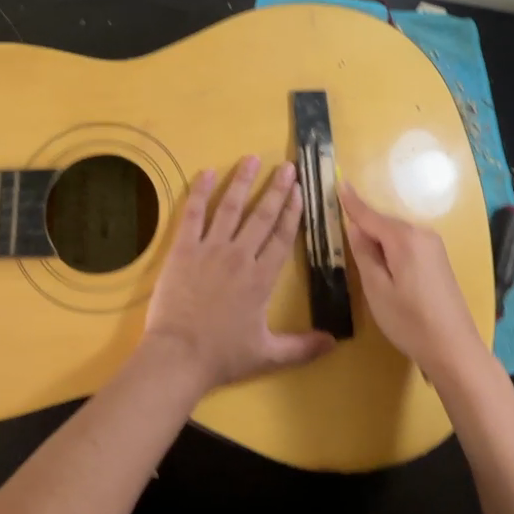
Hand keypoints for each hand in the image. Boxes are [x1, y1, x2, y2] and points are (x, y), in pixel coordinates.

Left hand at [141, 156, 336, 392]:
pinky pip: (193, 215)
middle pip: (261, 216)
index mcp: (261, 279)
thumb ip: (301, 347)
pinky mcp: (183, 250)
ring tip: (252, 158)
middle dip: (276, 189)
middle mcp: (239, 256)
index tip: (300, 191)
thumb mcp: (267, 355)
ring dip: (242, 181)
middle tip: (287, 166)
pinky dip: (200, 193)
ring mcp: (210, 249)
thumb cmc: (222, 355)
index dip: (292, 212)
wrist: (179, 355)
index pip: (281, 238)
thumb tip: (334, 342)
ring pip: (230, 208)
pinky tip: (206, 173)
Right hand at [340, 183, 484, 377]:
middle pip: (383, 224)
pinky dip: (392, 250)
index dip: (351, 201)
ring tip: (364, 263)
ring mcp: (434, 246)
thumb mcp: (376, 289)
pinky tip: (387, 271)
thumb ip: (363, 253)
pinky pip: (407, 244)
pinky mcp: (439, 260)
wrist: (455, 350)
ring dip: (379, 242)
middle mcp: (421, 233)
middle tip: (343, 242)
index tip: (337, 181)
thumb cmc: (409, 321)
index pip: (369, 214)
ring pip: (395, 235)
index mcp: (404, 238)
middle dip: (364, 229)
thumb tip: (354, 227)